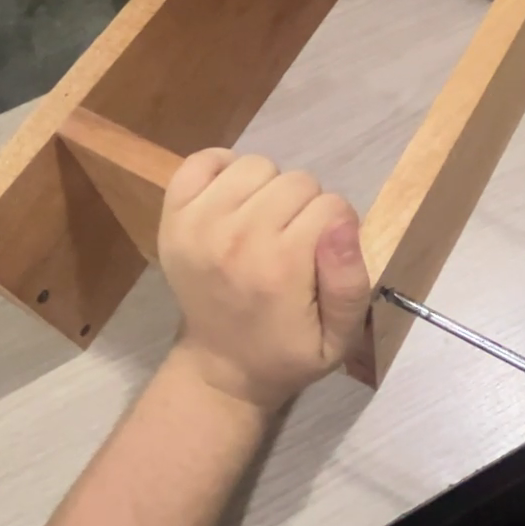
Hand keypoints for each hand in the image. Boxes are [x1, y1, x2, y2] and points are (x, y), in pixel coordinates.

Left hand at [157, 150, 371, 412]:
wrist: (220, 366)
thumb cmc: (287, 352)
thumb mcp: (337, 339)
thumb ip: (350, 284)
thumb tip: (342, 222)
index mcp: (280, 267)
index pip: (333, 206)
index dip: (337, 227)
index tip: (322, 256)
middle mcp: (236, 237)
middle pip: (298, 181)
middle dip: (306, 208)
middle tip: (293, 242)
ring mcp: (199, 223)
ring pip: (258, 165)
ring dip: (269, 189)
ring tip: (265, 223)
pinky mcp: (174, 215)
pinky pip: (204, 159)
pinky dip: (224, 170)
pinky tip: (233, 200)